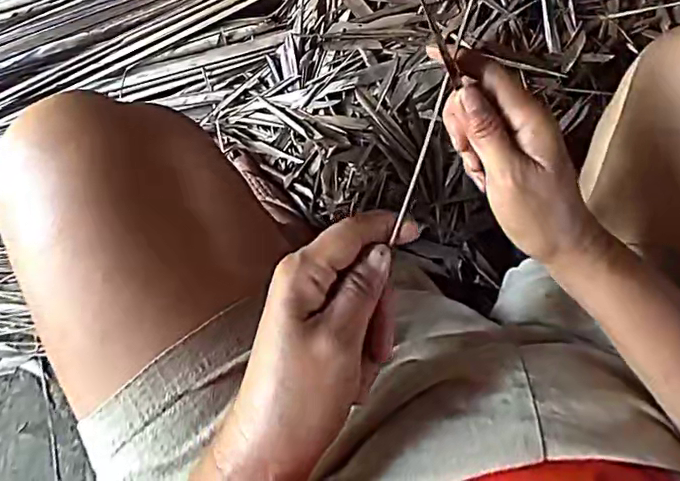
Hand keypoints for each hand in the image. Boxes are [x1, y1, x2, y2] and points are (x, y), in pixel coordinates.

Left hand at [196, 211, 419, 480]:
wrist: (268, 452)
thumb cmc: (291, 403)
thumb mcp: (340, 339)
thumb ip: (364, 288)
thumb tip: (382, 253)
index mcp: (300, 272)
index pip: (351, 230)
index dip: (385, 226)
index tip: (412, 228)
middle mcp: (298, 280)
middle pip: (360, 265)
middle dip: (378, 303)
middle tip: (377, 339)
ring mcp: (303, 303)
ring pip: (360, 295)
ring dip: (371, 331)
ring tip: (360, 365)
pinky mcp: (309, 326)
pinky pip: (350, 319)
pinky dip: (360, 345)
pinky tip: (350, 372)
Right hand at [434, 47, 612, 266]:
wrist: (564, 245)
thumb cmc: (543, 216)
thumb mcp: (506, 174)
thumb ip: (484, 129)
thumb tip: (466, 91)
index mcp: (529, 116)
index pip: (491, 71)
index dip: (461, 60)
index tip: (435, 53)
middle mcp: (525, 116)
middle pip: (477, 91)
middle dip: (461, 119)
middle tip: (468, 150)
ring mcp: (519, 128)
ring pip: (474, 113)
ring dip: (467, 139)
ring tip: (481, 167)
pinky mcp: (512, 141)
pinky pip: (479, 133)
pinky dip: (474, 152)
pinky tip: (485, 171)